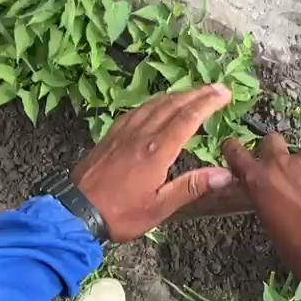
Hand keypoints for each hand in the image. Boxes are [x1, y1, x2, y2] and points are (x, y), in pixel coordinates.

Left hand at [71, 84, 235, 241]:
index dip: (208, 103)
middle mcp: (141, 134)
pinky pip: (137, 110)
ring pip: (154, 104)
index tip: (225, 94)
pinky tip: (157, 104)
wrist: (75, 211)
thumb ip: (191, 187)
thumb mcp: (159, 207)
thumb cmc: (120, 214)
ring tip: (194, 92)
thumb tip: (225, 175)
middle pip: (173, 104)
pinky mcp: (111, 135)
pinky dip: (154, 102)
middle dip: (197, 93)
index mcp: (156, 150)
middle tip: (217, 87)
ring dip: (177, 94)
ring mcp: (124, 132)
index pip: (188, 118)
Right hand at [220, 133, 300, 300]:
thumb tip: (277, 193)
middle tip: (293, 172)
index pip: (236, 153)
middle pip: (272, 141)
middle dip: (279, 152)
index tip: (236, 148)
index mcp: (258, 181)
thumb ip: (269, 198)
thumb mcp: (272, 223)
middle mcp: (280, 162)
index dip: (235, 149)